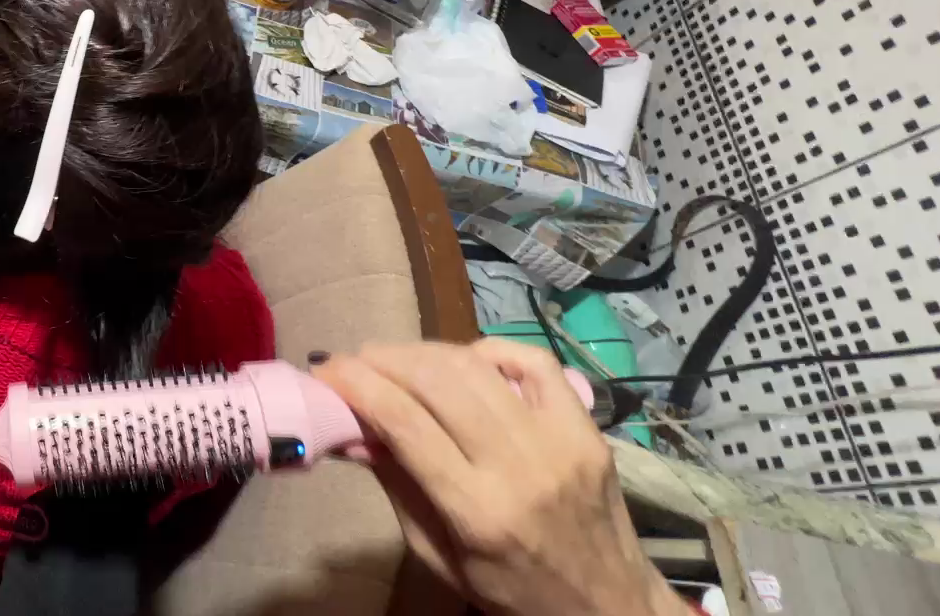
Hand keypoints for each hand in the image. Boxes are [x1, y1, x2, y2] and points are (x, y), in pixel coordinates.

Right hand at [319, 339, 691, 615]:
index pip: (402, 420)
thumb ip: (394, 482)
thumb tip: (347, 426)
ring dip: (420, 351)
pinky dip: (486, 350)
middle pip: (434, 380)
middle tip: (354, 363)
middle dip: (380, 359)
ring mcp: (559, 443)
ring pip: (472, 365)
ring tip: (396, 361)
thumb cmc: (511, 590)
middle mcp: (519, 468)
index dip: (354, 383)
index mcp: (477, 511)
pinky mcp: (586, 429)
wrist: (614, 613)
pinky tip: (463, 363)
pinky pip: (532, 361)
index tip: (325, 372)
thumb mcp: (436, 554)